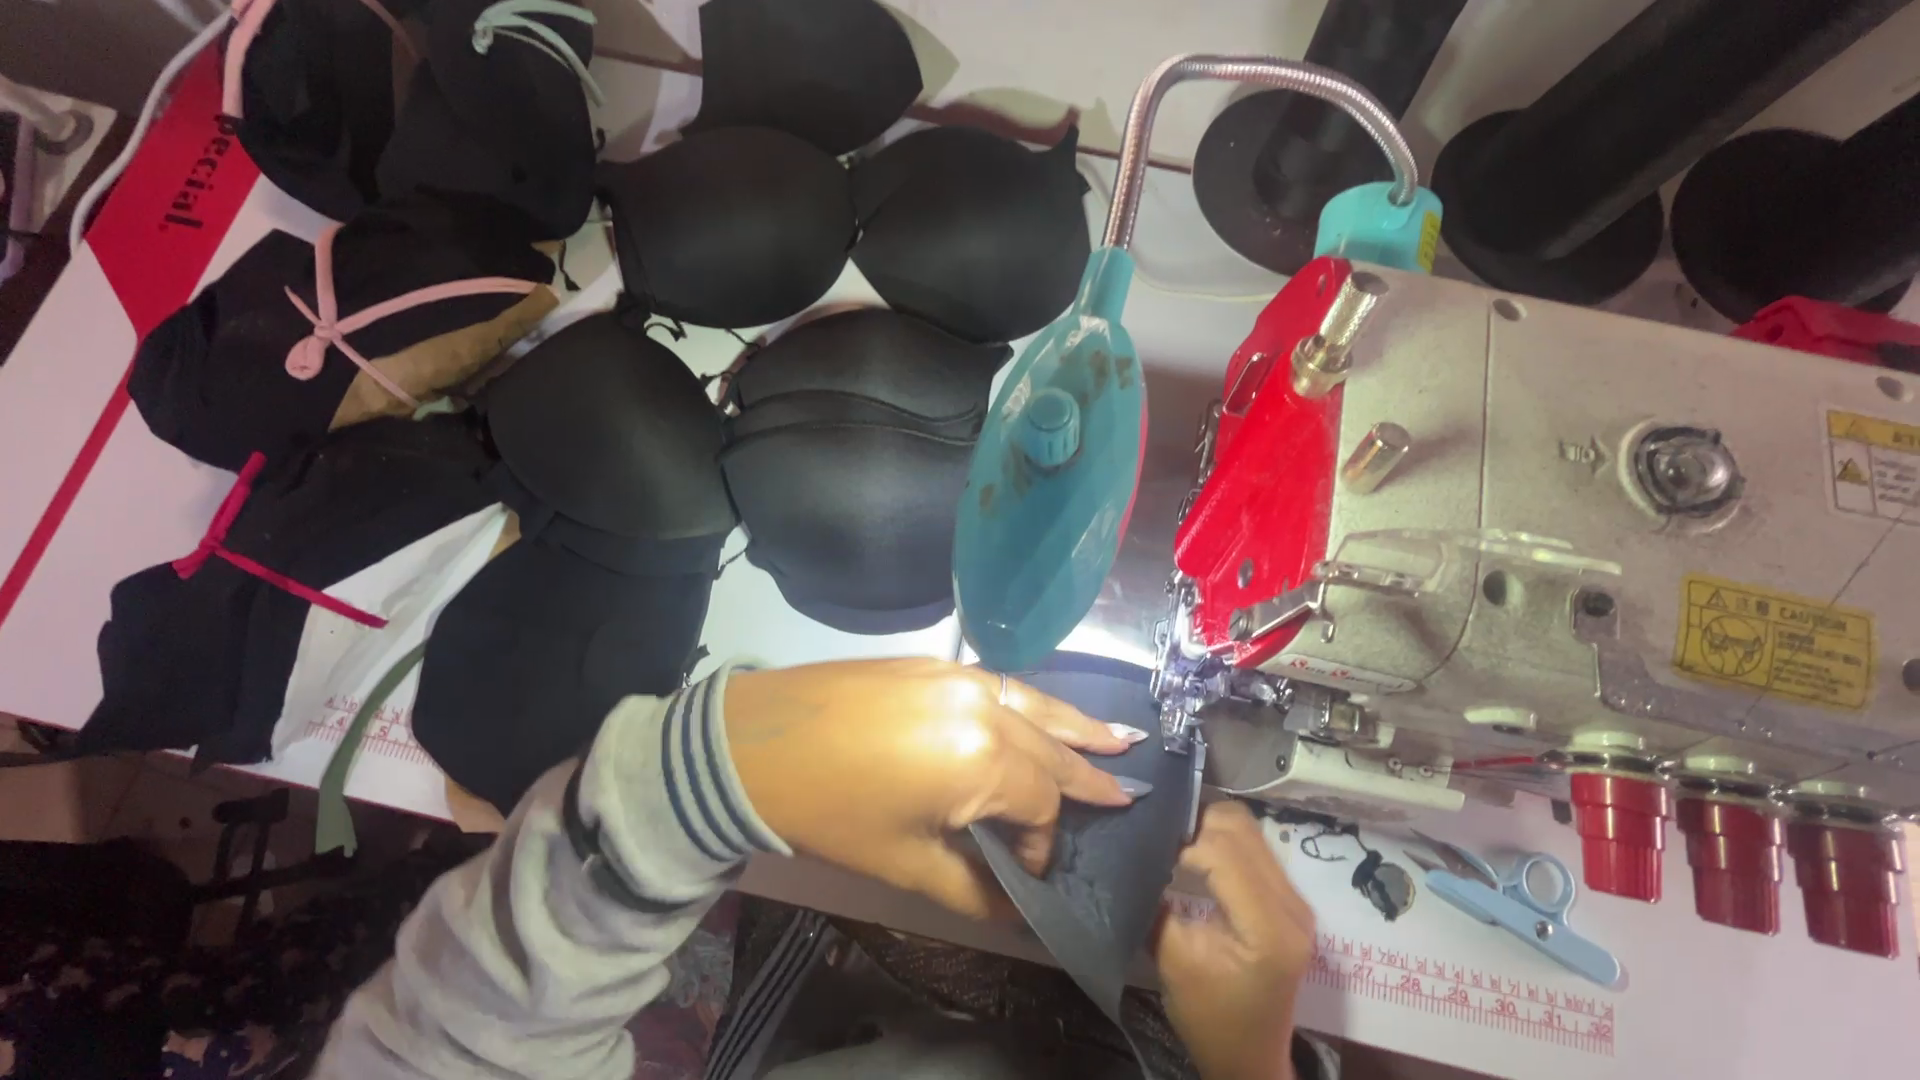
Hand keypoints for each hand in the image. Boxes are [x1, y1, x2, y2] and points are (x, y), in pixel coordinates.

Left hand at [724, 658, 1144, 917]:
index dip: (1039, 845)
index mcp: (984, 760)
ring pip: (1036, 704)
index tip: (1026, 870)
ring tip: (1120, 739)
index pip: (1040, 807)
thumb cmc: (829, 812)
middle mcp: (985, 707)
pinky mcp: (933, 661)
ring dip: (1075, 727)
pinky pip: (1001, 683)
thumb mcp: (904, 864)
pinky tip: (1046, 711)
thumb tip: (1020, 912)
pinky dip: (1033, 701)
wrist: (752, 744)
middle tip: (1128, 791)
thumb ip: (974, 889)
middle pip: (1050, 750)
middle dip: (1086, 777)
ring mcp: (959, 676)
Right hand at [1153, 800, 1314, 1079]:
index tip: (1145, 845)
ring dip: (1207, 825)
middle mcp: (1292, 904)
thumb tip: (1133, 852)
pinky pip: (1253, 845)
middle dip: (1193, 822)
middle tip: (1156, 834)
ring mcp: (1296, 899)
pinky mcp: (1289, 899)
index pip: (1222, 851)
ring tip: (1172, 839)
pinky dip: (1219, 838)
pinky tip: (1192, 850)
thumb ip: (1155, 901)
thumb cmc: (1209, 1017)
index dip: (1179, 840)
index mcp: (1267, 925)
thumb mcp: (1171, 959)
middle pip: (1239, 827)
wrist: (1250, 1058)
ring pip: (1248, 828)